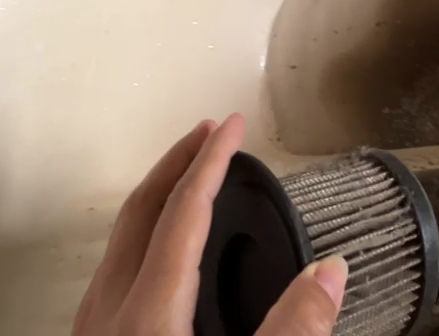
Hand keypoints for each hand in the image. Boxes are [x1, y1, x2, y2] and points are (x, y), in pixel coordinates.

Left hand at [72, 113, 347, 335]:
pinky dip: (145, 235)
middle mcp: (108, 319)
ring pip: (118, 242)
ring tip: (190, 180)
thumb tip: (330, 272)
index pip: (182, 213)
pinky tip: (163, 256)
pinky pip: (116, 270)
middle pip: (136, 214)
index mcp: (145, 318)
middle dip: (174, 163)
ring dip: (157, 197)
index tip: (233, 124)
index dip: (211, 161)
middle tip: (209, 131)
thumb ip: (292, 333)